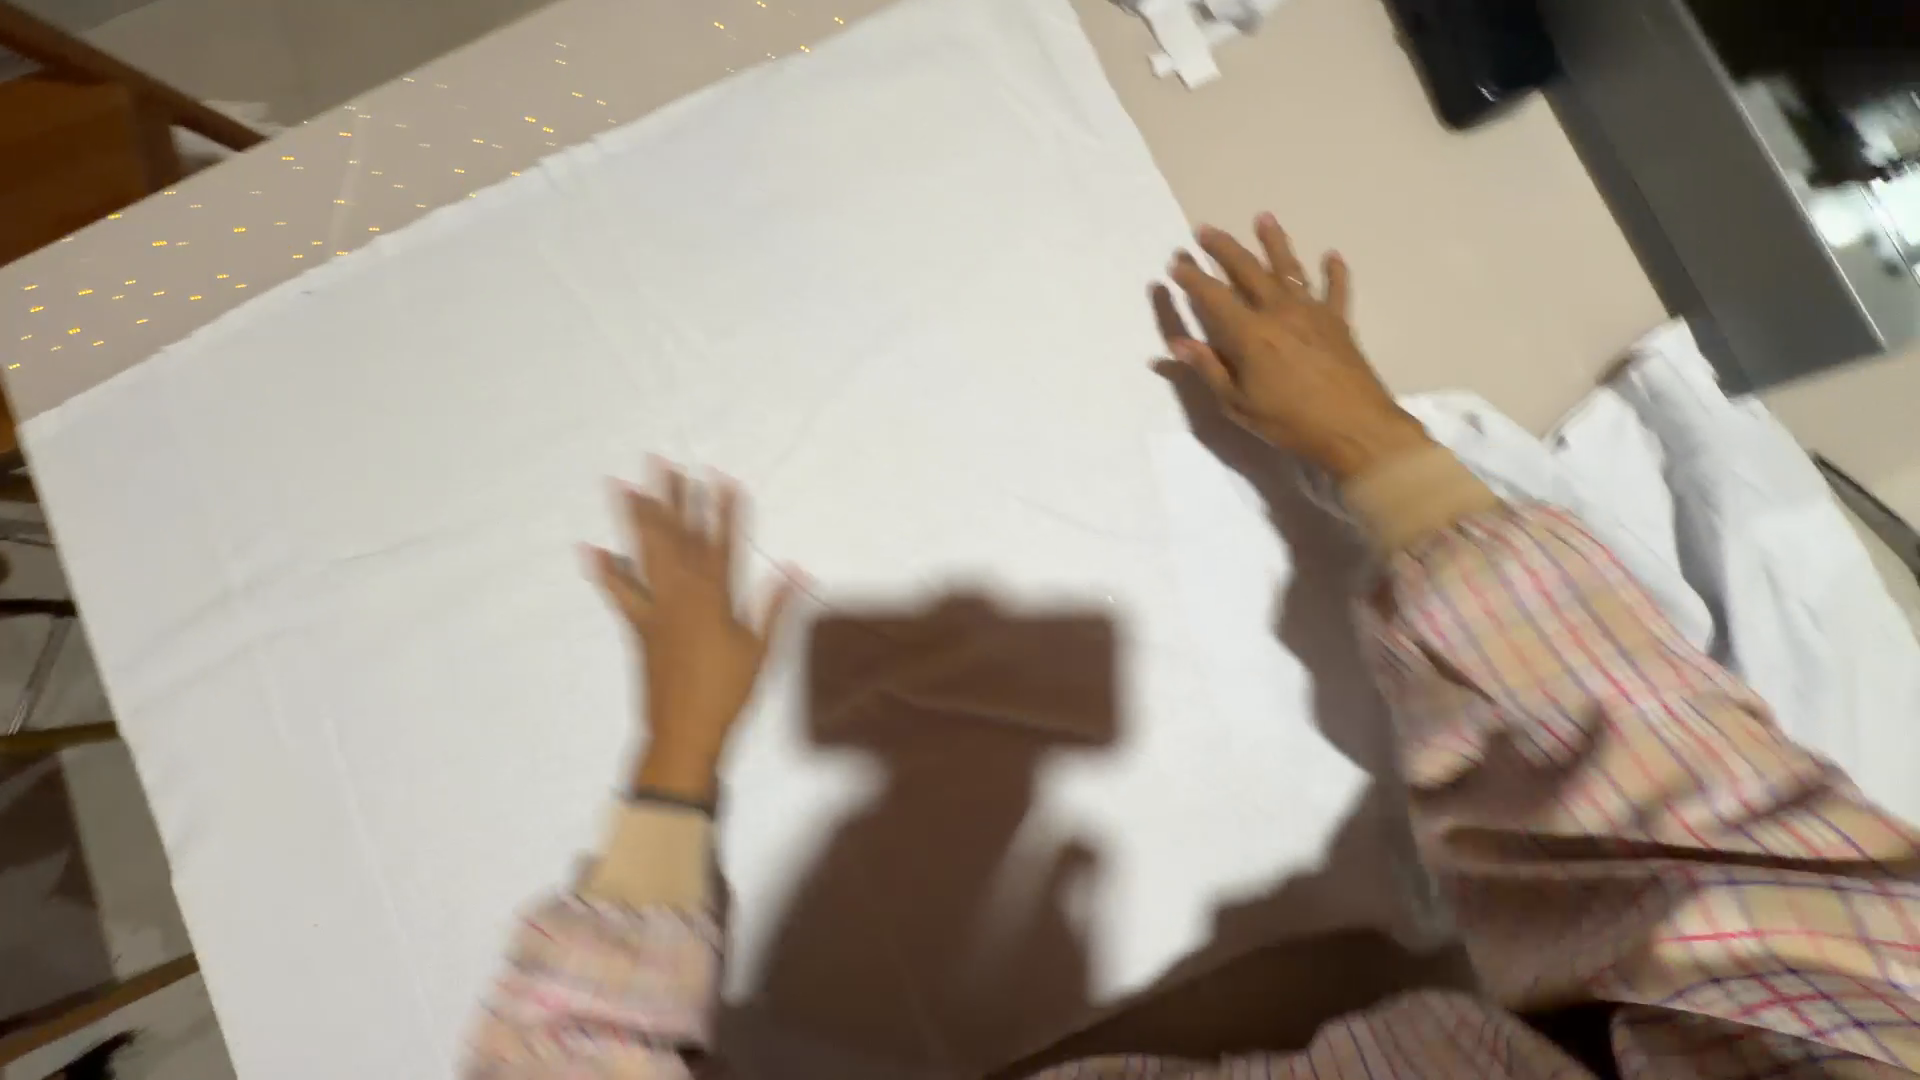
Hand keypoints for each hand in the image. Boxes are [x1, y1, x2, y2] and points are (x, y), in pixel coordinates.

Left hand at [585, 460, 802, 802]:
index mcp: (714, 598)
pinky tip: (591, 549)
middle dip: (672, 498)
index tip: (721, 477)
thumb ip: (775, 606)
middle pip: (676, 537)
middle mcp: (681, 594)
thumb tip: (795, 568)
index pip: (721, 543)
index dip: (723, 509)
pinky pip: (618, 593)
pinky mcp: (637, 626)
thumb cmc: (729, 691)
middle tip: (660, 462)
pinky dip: (604, 571)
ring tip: (623, 486)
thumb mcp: (761, 650)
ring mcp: (655, 608)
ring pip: (644, 555)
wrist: (683, 731)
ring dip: (635, 519)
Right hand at [1153, 213, 1432, 479]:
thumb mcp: (1236, 404)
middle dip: (1224, 249)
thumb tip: (1179, 343)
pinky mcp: (1339, 322)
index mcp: (1249, 334)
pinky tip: (1331, 256)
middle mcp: (1279, 312)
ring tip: (1263, 218)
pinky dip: (1333, 271)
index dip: (1192, 278)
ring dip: (1274, 242)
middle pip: (1248, 270)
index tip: (1176, 262)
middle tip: (1205, 230)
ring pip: (1289, 268)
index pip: (1212, 296)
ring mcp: (1312, 312)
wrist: (1354, 428)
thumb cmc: (1287, 421)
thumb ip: (1209, 369)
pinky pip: (1336, 289)